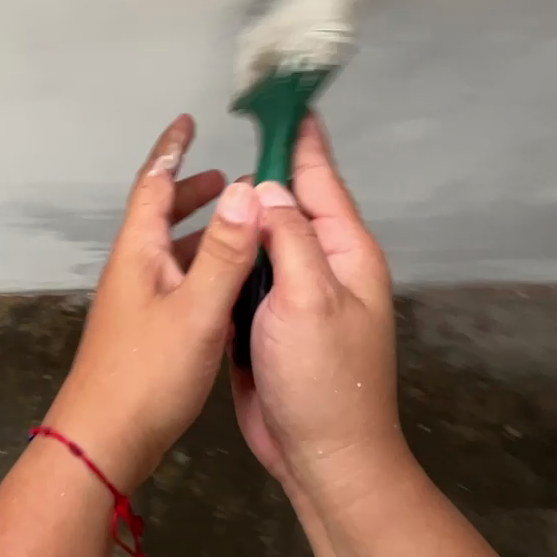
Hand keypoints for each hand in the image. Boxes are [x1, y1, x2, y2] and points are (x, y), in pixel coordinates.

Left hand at [43, 114, 263, 490]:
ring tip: (237, 223)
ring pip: (170, 247)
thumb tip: (244, 191)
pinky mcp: (146, 325)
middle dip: (192, 189)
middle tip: (229, 178)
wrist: (105, 437)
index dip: (171, 150)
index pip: (153, 184)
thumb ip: (222, 253)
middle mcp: (133, 265)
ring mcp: (137, 297)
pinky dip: (202, 264)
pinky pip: (177, 277)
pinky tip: (228, 281)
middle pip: (160, 213)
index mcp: (138, 250)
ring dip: (200, 229)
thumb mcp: (196, 310)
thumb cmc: (149, 371)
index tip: (187, 121)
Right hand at [231, 115, 404, 510]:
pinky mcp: (269, 313)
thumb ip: (288, 235)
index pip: (320, 178)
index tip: (288, 101)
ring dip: (245, 207)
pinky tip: (213, 231)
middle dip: (266, 166)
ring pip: (265, 233)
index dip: (301, 139)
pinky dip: (233, 245)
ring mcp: (295, 289)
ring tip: (217, 176)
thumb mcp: (309, 297)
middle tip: (238, 130)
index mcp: (344, 251)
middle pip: (290, 201)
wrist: (320, 455)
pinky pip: (249, 265)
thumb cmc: (323, 377)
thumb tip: (264, 189)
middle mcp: (323, 262)